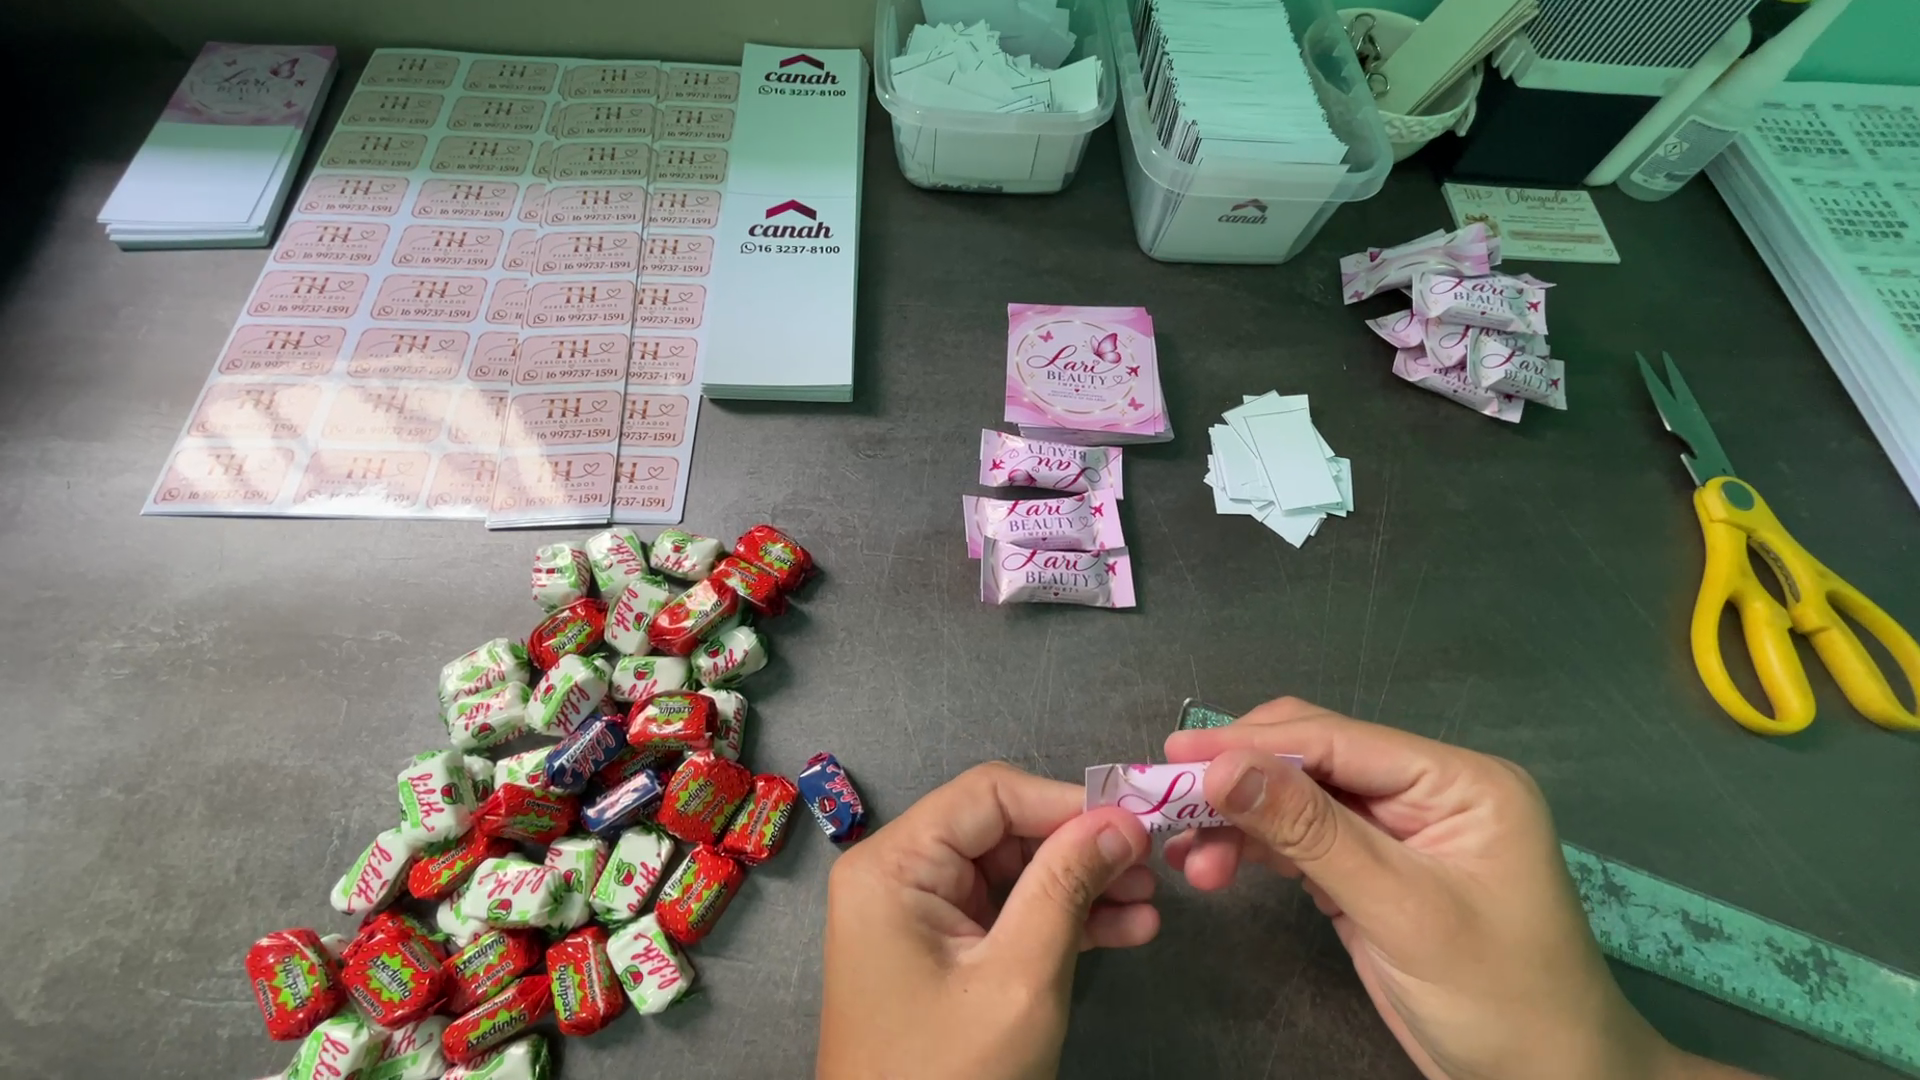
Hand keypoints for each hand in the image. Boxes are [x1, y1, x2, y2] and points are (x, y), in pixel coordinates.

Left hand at [818, 762, 1157, 1079]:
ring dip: (1080, 884)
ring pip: (1013, 870)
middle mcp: (899, 871)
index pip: (989, 795)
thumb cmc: (950, 1079)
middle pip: (1003, 829)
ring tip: (1148, 899)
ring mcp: (920, 909)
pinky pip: (1007, 911)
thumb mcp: (1019, 981)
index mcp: (894, 864)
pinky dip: (1060, 918)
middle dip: (1077, 847)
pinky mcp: (943, 945)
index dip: (1063, 801)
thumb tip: (1120, 822)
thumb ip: (1067, 887)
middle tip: (1148, 863)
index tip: (1132, 820)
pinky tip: (1123, 928)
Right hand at [1164, 698, 1749, 1079]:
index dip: (1252, 743)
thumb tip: (1221, 768)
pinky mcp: (1365, 861)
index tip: (1177, 753)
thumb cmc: (1499, 1002)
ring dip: (1237, 819)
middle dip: (1237, 778)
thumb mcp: (1401, 911)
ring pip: (1292, 795)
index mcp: (1455, 780)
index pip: (1337, 741)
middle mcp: (1420, 788)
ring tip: (1186, 854)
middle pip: (1308, 757)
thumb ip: (1309, 831)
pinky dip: (1252, 847)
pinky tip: (1213, 866)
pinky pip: (1296, 836)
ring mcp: (1390, 825)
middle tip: (1168, 796)